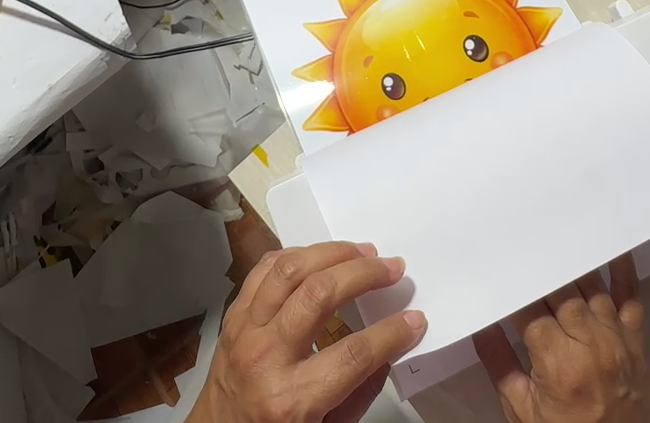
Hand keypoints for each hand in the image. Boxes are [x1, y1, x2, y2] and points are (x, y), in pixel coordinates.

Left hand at [187, 241, 425, 422]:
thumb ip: (360, 390)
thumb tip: (391, 346)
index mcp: (292, 399)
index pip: (353, 355)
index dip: (390, 334)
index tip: (415, 318)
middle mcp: (266, 357)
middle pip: (319, 295)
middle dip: (363, 274)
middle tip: (392, 267)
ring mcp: (245, 329)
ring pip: (289, 270)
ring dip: (331, 252)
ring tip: (362, 250)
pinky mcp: (234, 313)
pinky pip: (265, 269)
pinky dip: (297, 254)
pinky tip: (321, 255)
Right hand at [471, 255, 649, 422]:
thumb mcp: (522, 410)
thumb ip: (498, 362)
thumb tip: (479, 320)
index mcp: (560, 364)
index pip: (529, 309)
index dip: (512, 285)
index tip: (494, 264)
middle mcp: (592, 346)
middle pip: (561, 291)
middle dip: (538, 268)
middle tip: (518, 242)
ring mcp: (617, 341)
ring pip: (591, 287)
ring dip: (571, 263)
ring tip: (552, 236)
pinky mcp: (636, 342)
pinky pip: (631, 297)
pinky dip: (623, 271)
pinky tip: (612, 246)